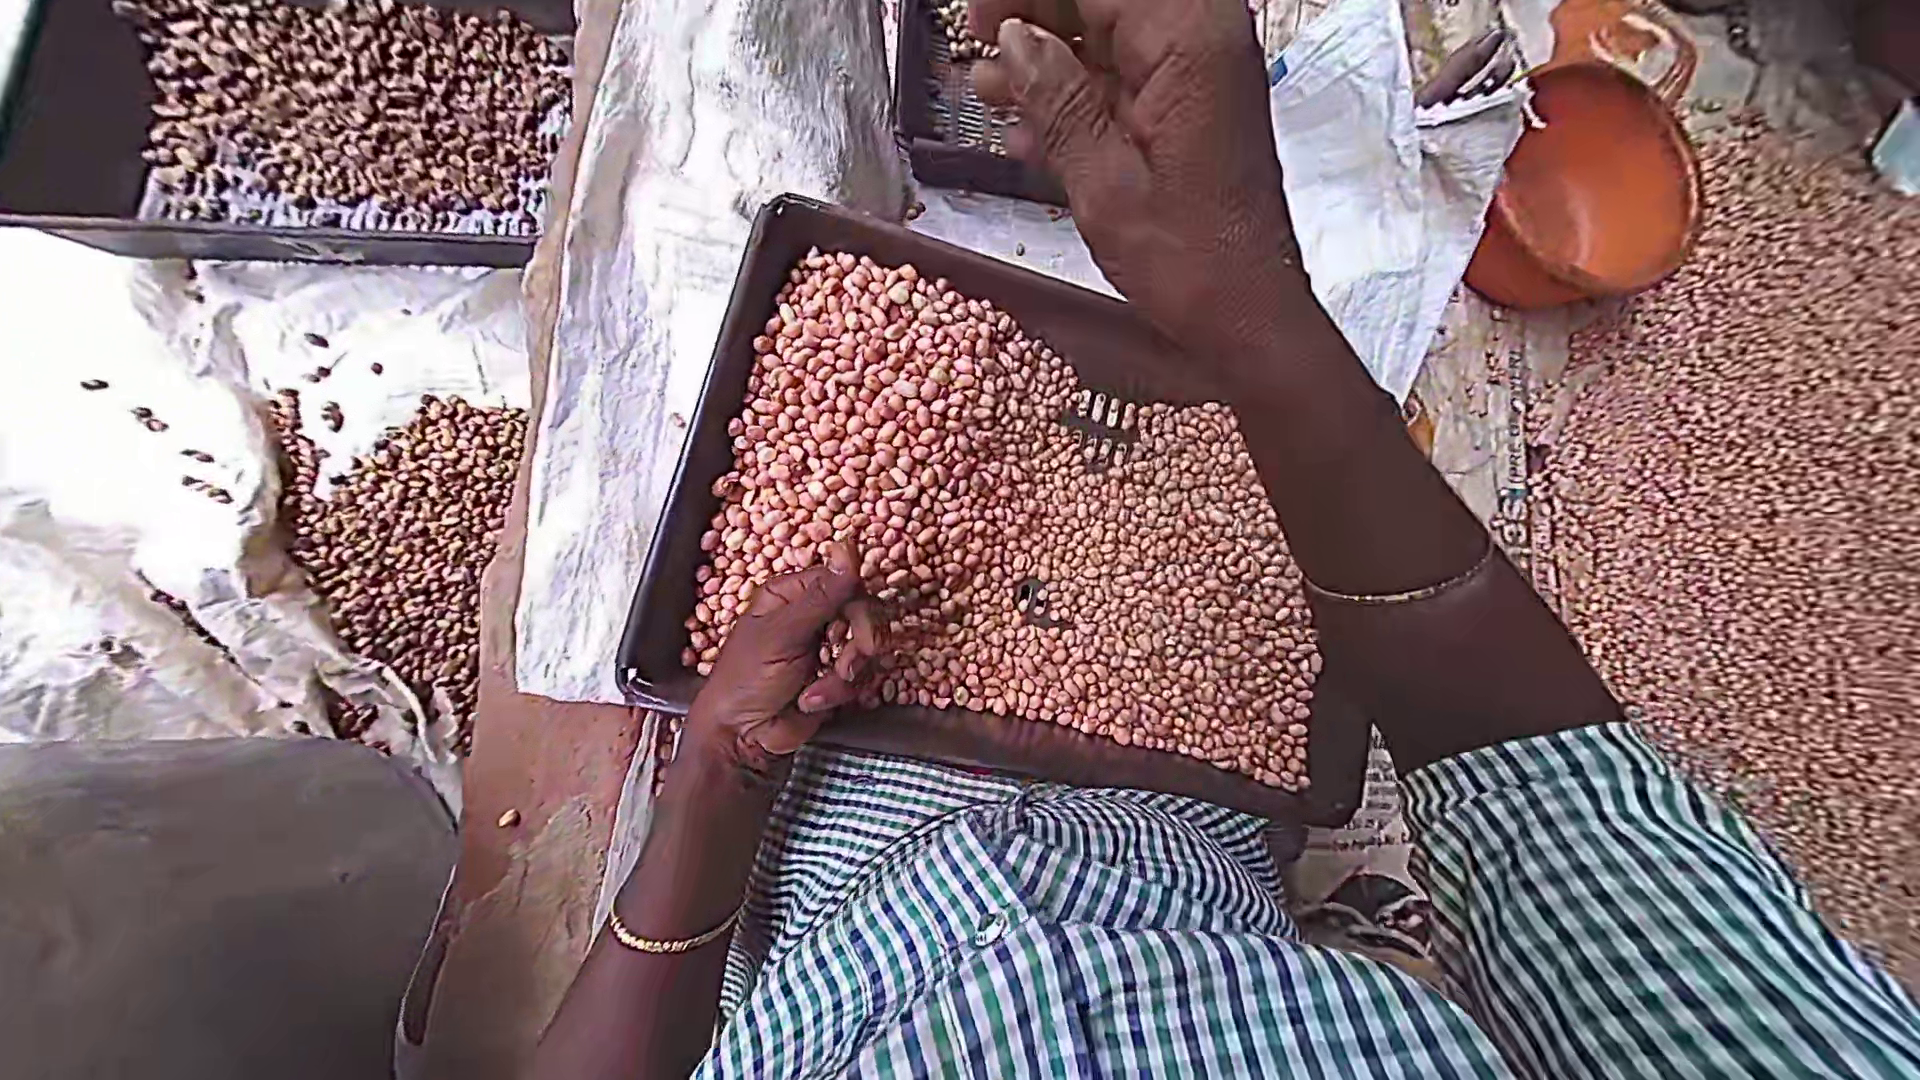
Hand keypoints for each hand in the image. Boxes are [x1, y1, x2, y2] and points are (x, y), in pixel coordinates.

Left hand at [683, 541, 881, 778]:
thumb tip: (848, 549)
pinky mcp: (836, 674)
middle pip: (863, 612)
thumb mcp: (782, 634)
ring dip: (844, 674)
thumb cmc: (746, 680)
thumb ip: (821, 596)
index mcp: (793, 594)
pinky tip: (812, 702)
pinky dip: (838, 691)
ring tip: (817, 690)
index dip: (857, 604)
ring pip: (866, 645)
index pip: (844, 582)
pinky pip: (861, 674)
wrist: (741, 738)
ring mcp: (827, 645)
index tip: (860, 627)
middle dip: (858, 643)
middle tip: (848, 664)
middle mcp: (813, 614)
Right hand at [971, 0, 1303, 359]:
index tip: (979, 16)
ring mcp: (1193, 82)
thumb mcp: (1106, 187)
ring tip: (987, 88)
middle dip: (1036, 19)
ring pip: (1108, 46)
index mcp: (1189, 40)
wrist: (1241, 312)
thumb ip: (1060, 107)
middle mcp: (1199, 42)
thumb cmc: (1185, 262)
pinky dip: (1074, 108)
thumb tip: (1015, 42)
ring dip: (1046, 66)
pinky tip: (1026, 134)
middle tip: (979, 46)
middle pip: (1104, 3)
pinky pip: (1121, 94)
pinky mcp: (1184, 120)